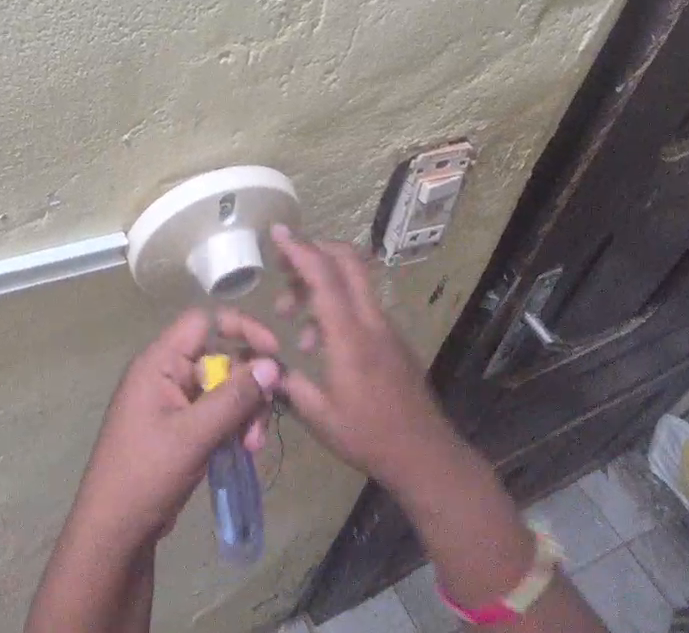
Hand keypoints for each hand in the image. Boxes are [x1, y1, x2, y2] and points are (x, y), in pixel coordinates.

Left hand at [68, 308, 280, 549]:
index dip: (241, 328)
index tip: (273, 351)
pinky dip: (234, 426)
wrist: (114, 530)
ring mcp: (173, 401)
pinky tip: (245, 451)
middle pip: (221, 357)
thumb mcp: (194, 435)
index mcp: (159, 362)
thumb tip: (273, 364)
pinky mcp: (181, 426)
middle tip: (262, 421)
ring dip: (244, 411)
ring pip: (223, 387)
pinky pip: (217, 411)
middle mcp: (166, 373)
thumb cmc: (146, 474)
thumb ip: (234, 397)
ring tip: (252, 447)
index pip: (204, 322)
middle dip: (248, 386)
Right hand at [270, 226, 456, 487]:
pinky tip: (315, 341)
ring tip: (291, 313)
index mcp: (349, 335)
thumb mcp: (318, 415)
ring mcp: (386, 327)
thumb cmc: (368, 437)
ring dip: (320, 282)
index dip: (299, 249)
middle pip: (348, 261)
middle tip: (283, 263)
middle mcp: (371, 321)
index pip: (324, 276)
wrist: (425, 455)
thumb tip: (263, 362)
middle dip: (314, 250)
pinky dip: (334, 304)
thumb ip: (289, 382)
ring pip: (353, 281)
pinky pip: (360, 304)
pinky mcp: (392, 339)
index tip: (277, 232)